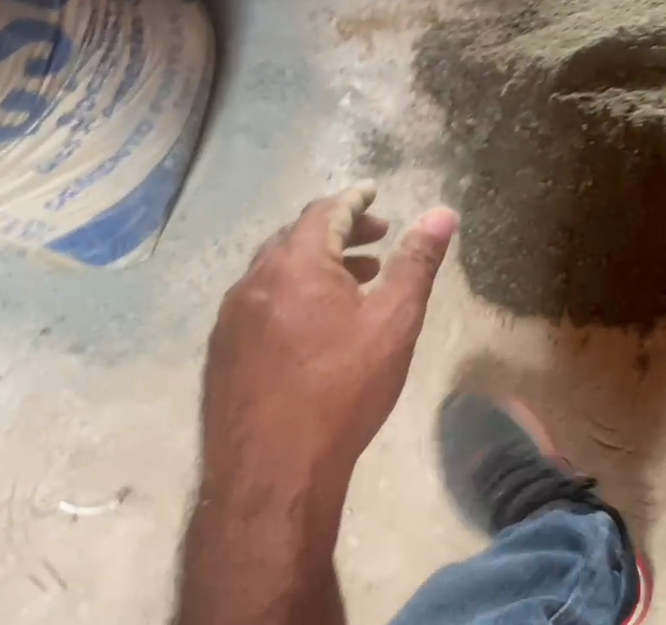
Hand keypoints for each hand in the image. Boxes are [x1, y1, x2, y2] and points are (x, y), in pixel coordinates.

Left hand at [199, 183, 458, 498]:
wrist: (272, 473)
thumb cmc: (343, 387)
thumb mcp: (395, 320)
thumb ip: (417, 261)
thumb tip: (442, 213)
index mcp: (295, 266)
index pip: (323, 212)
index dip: (353, 199)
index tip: (374, 193)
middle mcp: (253, 284)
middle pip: (295, 237)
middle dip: (339, 230)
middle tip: (379, 237)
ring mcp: (230, 321)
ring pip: (275, 271)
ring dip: (317, 263)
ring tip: (358, 278)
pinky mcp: (222, 354)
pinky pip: (261, 302)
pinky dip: (294, 292)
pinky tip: (318, 323)